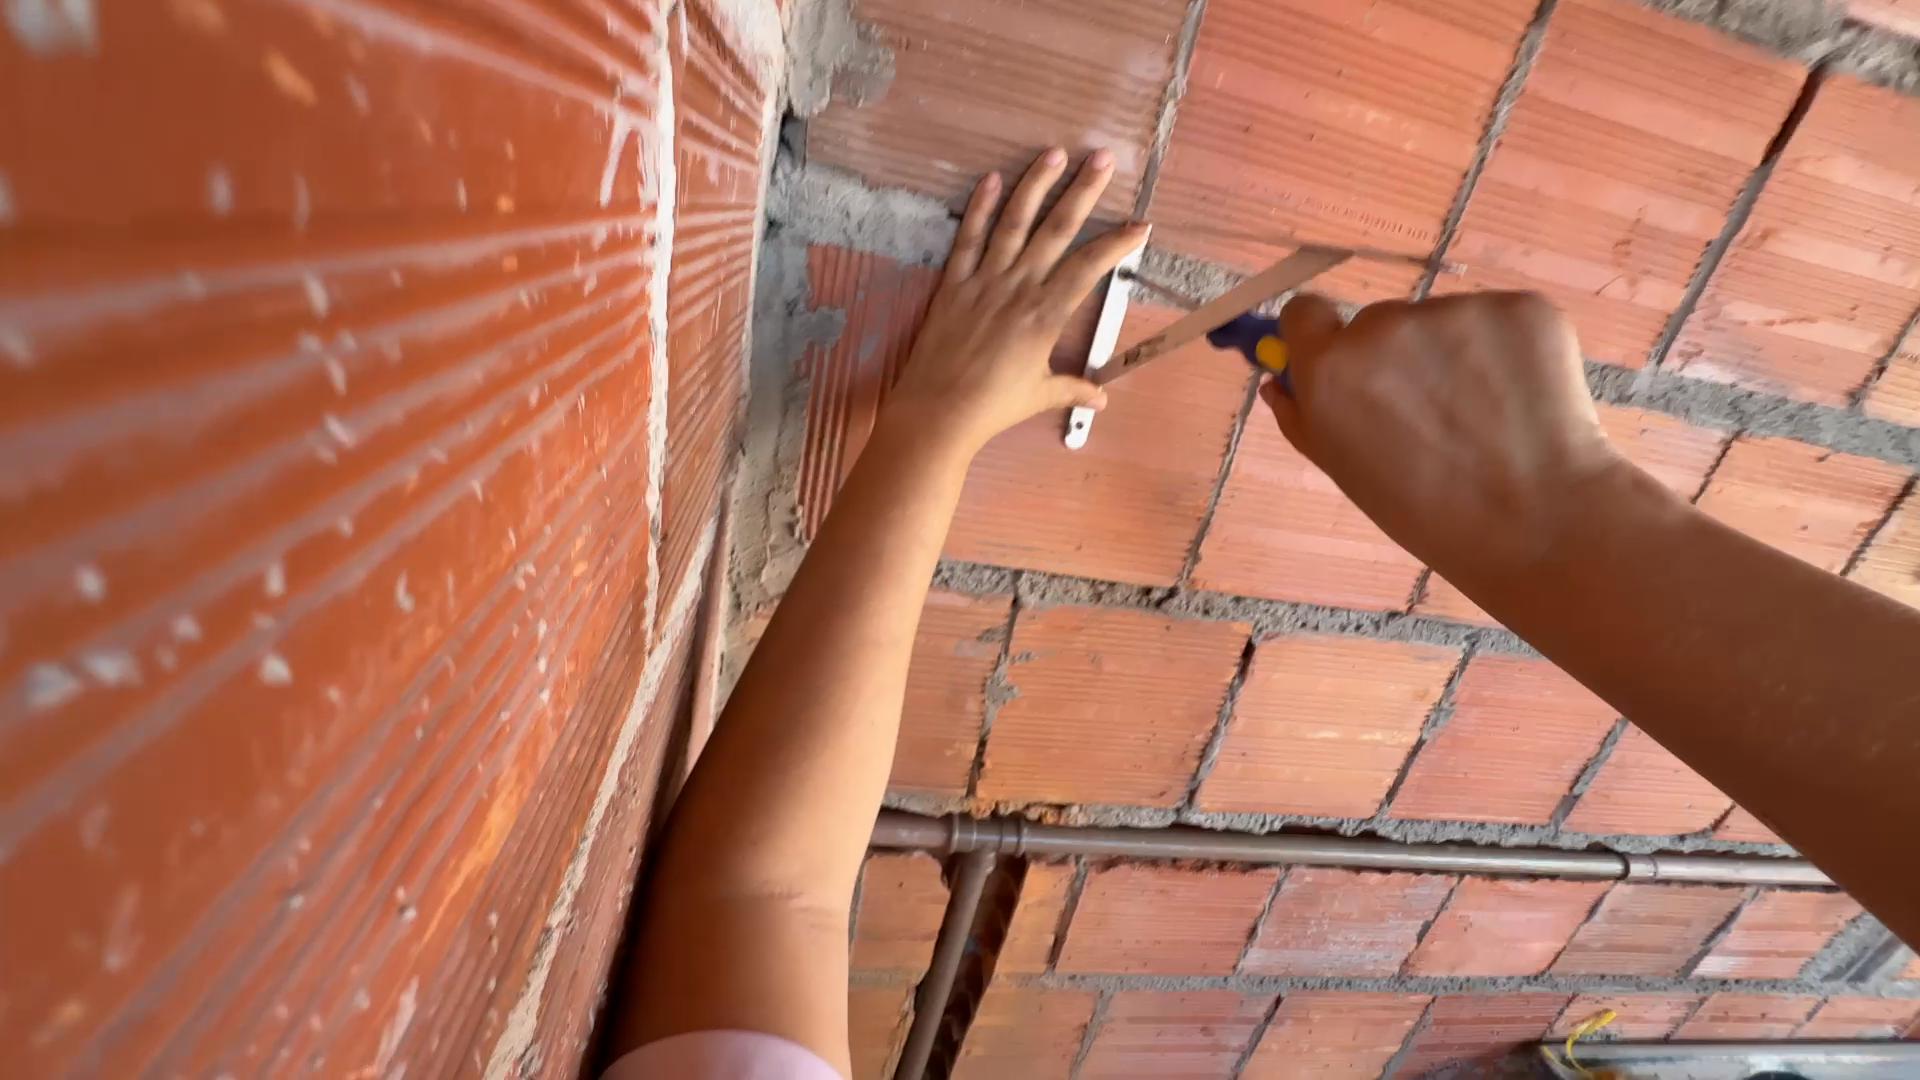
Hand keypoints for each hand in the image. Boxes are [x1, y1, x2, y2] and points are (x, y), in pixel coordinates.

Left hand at [882, 148, 1150, 454]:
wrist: (940, 410)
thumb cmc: (994, 406)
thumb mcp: (1040, 396)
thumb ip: (1073, 389)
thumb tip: (1101, 401)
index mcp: (1046, 315)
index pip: (1089, 267)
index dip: (1117, 243)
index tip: (1140, 225)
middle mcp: (1020, 288)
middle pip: (1057, 231)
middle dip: (1083, 192)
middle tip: (1102, 159)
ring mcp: (985, 281)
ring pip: (1015, 224)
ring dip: (1036, 185)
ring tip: (1054, 152)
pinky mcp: (954, 284)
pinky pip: (969, 239)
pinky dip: (980, 208)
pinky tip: (992, 179)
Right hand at [1262, 291, 1624, 578]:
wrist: (1528, 516)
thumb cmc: (1412, 503)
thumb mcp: (1335, 463)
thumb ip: (1298, 413)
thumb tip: (1278, 380)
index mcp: (1329, 366)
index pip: (1303, 313)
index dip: (1316, 335)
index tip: (1335, 359)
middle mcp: (1383, 325)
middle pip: (1373, 322)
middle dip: (1388, 356)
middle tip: (1420, 410)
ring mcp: (1455, 310)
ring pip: (1435, 322)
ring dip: (1445, 352)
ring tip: (1475, 411)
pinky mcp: (1520, 306)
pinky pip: (1491, 320)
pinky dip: (1498, 349)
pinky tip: (1513, 396)